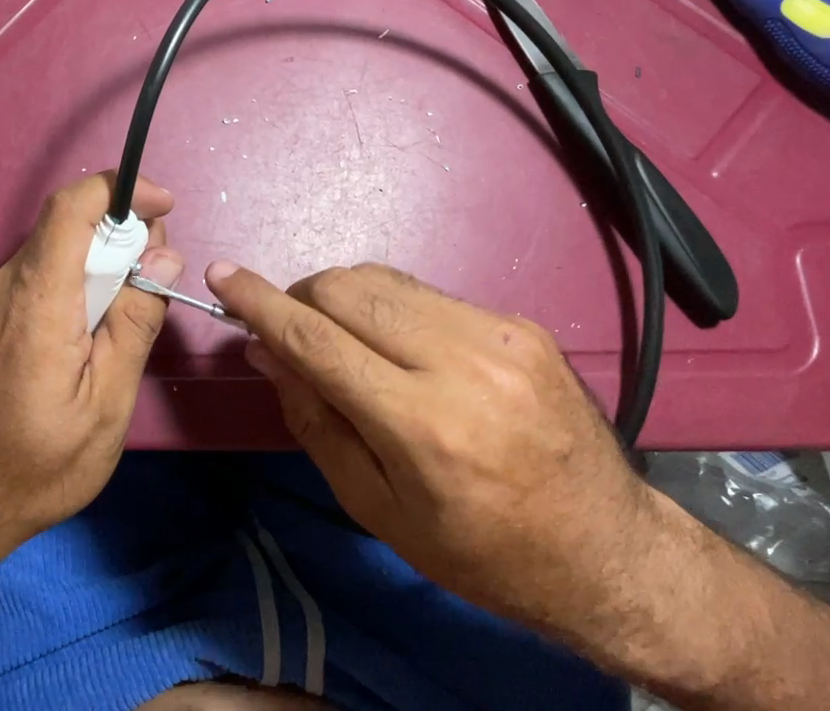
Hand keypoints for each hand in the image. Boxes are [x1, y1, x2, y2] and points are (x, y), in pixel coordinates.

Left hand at [0, 172, 183, 599]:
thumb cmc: (38, 465)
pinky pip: (41, 275)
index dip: (121, 190)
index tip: (165, 207)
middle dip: (123, 232)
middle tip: (160, 274)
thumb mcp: (106, 404)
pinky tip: (98, 323)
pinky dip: (78, 280)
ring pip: (56, 250)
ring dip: (103, 259)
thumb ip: (134, 323)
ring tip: (137, 303)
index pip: (70, 209)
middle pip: (67, 226)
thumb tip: (162, 258)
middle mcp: (5, 285)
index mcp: (36, 302)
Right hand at [206, 260, 668, 642]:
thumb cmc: (478, 552)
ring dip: (340, 297)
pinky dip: (388, 308)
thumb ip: (312, 418)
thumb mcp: (375, 505)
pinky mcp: (522, 324)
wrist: (609, 554)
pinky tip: (396, 347)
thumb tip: (263, 350)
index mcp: (423, 426)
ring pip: (383, 278)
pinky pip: (425, 293)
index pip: (316, 339)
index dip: (258, 302)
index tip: (220, 274)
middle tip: (288, 331)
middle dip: (299, 297)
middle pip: (346, 289)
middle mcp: (464, 364)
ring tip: (339, 338)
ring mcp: (501, 336)